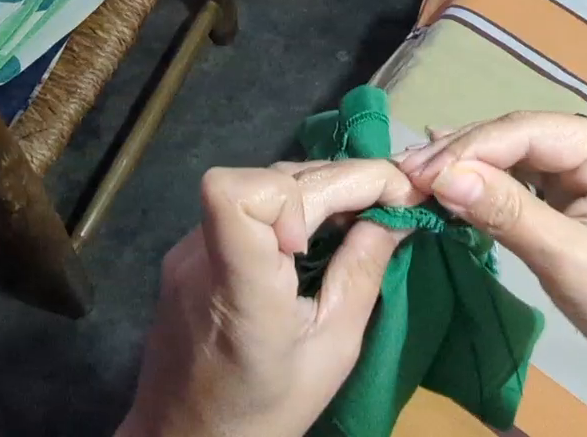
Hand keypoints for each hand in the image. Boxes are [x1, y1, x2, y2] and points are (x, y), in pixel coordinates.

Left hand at [119, 160, 417, 436]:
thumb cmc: (262, 411)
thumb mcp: (331, 353)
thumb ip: (362, 273)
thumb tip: (398, 213)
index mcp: (238, 288)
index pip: (237, 197)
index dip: (294, 195)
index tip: (335, 225)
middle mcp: (202, 251)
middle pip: (275, 178)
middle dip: (343, 178)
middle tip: (394, 198)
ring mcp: (188, 243)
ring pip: (264, 177)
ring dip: (320, 185)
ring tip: (360, 213)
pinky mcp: (188, 244)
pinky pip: (249, 199)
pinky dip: (292, 202)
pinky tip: (316, 230)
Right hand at [396, 113, 586, 387]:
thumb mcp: (571, 263)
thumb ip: (508, 213)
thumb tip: (443, 177)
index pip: (529, 132)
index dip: (470, 149)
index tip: (418, 175)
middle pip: (517, 136)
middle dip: (461, 154)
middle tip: (404, 173)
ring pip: (513, 152)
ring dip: (465, 165)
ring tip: (414, 174)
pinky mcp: (575, 184)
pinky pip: (521, 173)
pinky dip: (483, 179)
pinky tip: (447, 175)